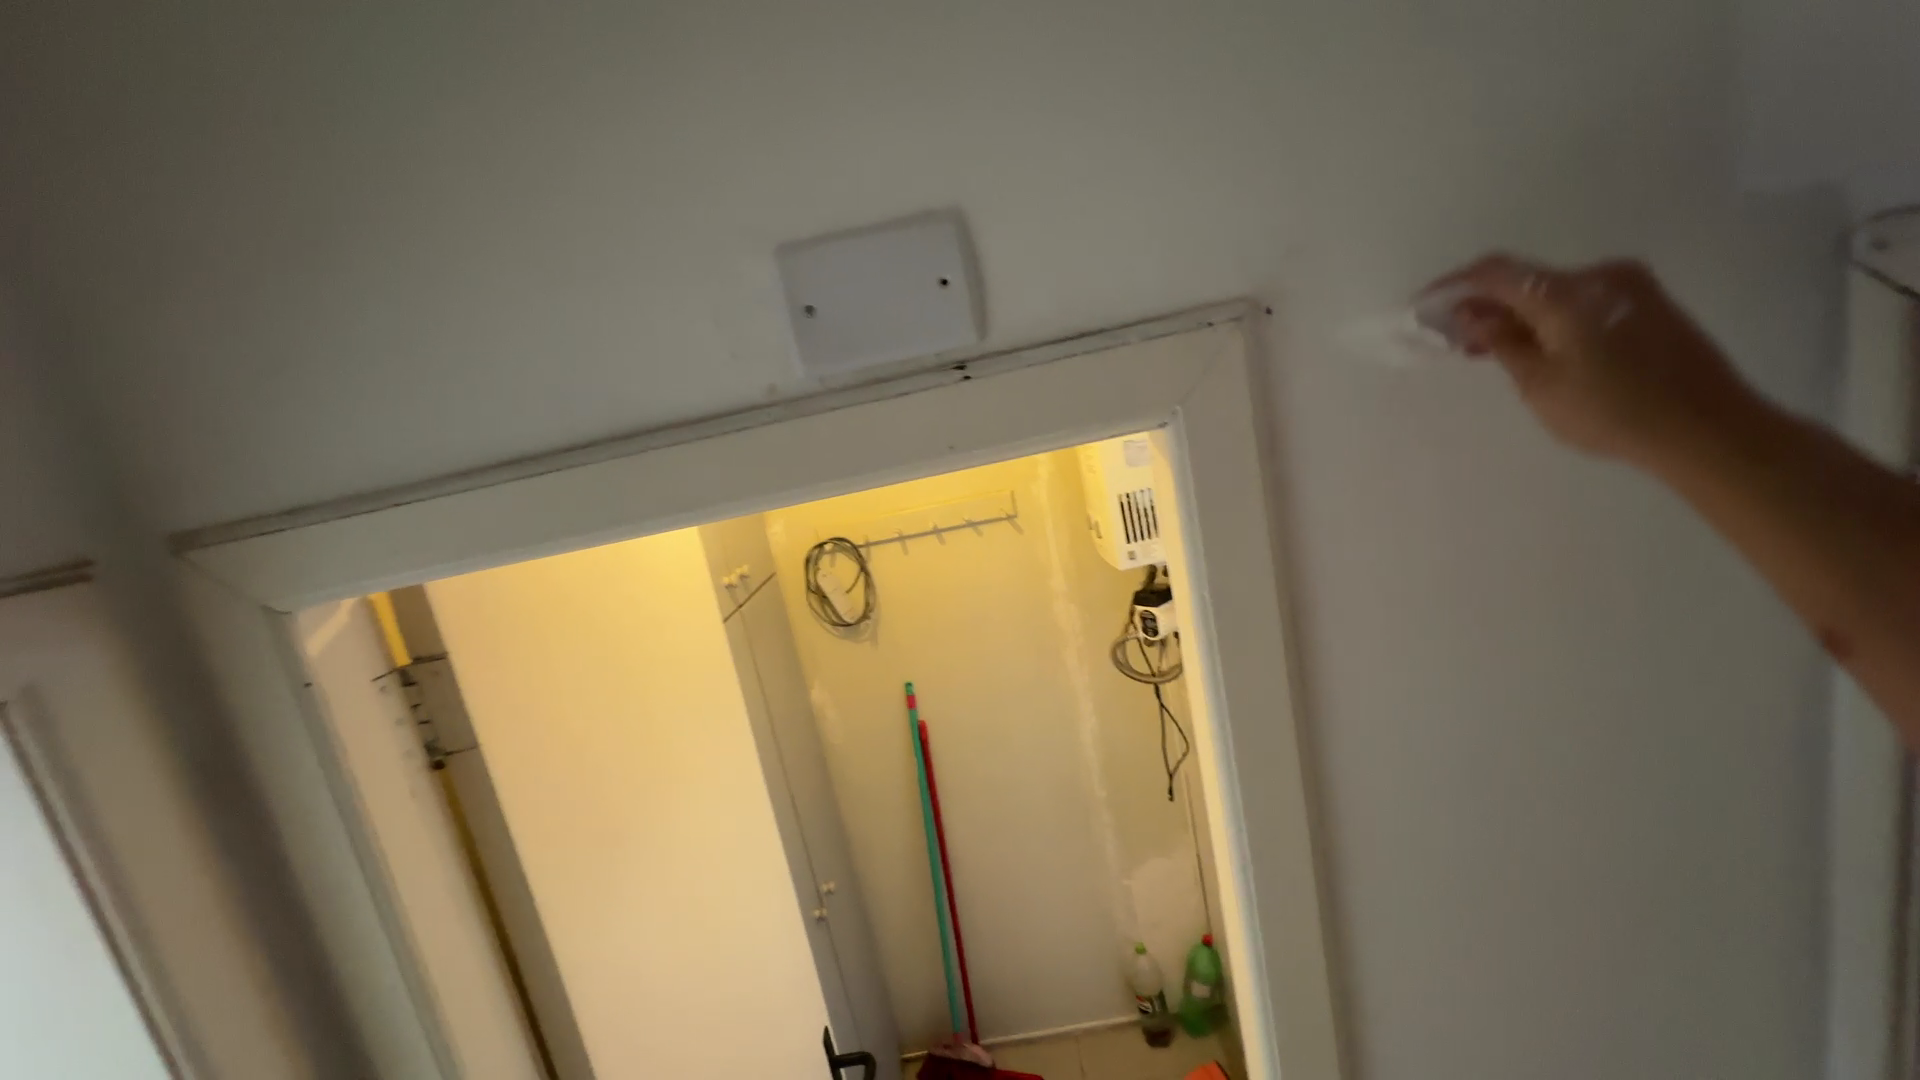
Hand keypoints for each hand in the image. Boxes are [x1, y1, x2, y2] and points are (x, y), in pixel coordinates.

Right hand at [1427, 254, 1758, 467]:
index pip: (1496, 272)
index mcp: (1569, 292)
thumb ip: (1501, 342)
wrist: (1707, 428)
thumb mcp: (1539, 383)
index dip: (1454, 286)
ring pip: (1552, 294)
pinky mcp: (1647, 306)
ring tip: (1486, 349)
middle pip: (1525, 280)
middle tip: (1451, 337)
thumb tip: (1471, 313)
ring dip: (1515, 315)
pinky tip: (1532, 348)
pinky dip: (1546, 320)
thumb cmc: (1611, 410)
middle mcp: (1601, 276)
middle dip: (1483, 304)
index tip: (1423, 307)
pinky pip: (1579, 303)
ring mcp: (1630, 288)